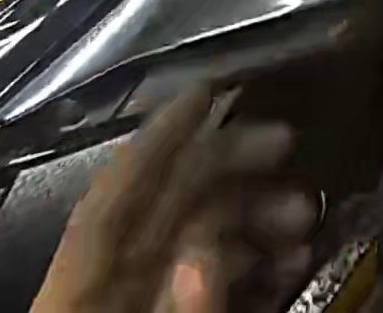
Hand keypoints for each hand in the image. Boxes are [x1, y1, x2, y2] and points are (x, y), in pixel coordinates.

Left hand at [31, 87, 317, 312]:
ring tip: (304, 218)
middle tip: (289, 144)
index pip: (112, 202)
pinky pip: (207, 279)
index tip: (211, 91)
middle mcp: (103, 296)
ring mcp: (137, 309)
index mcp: (79, 304)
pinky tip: (290, 258)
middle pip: (163, 207)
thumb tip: (206, 251)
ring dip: (251, 215)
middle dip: (230, 166)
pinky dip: (248, 260)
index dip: (158, 139)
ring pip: (193, 238)